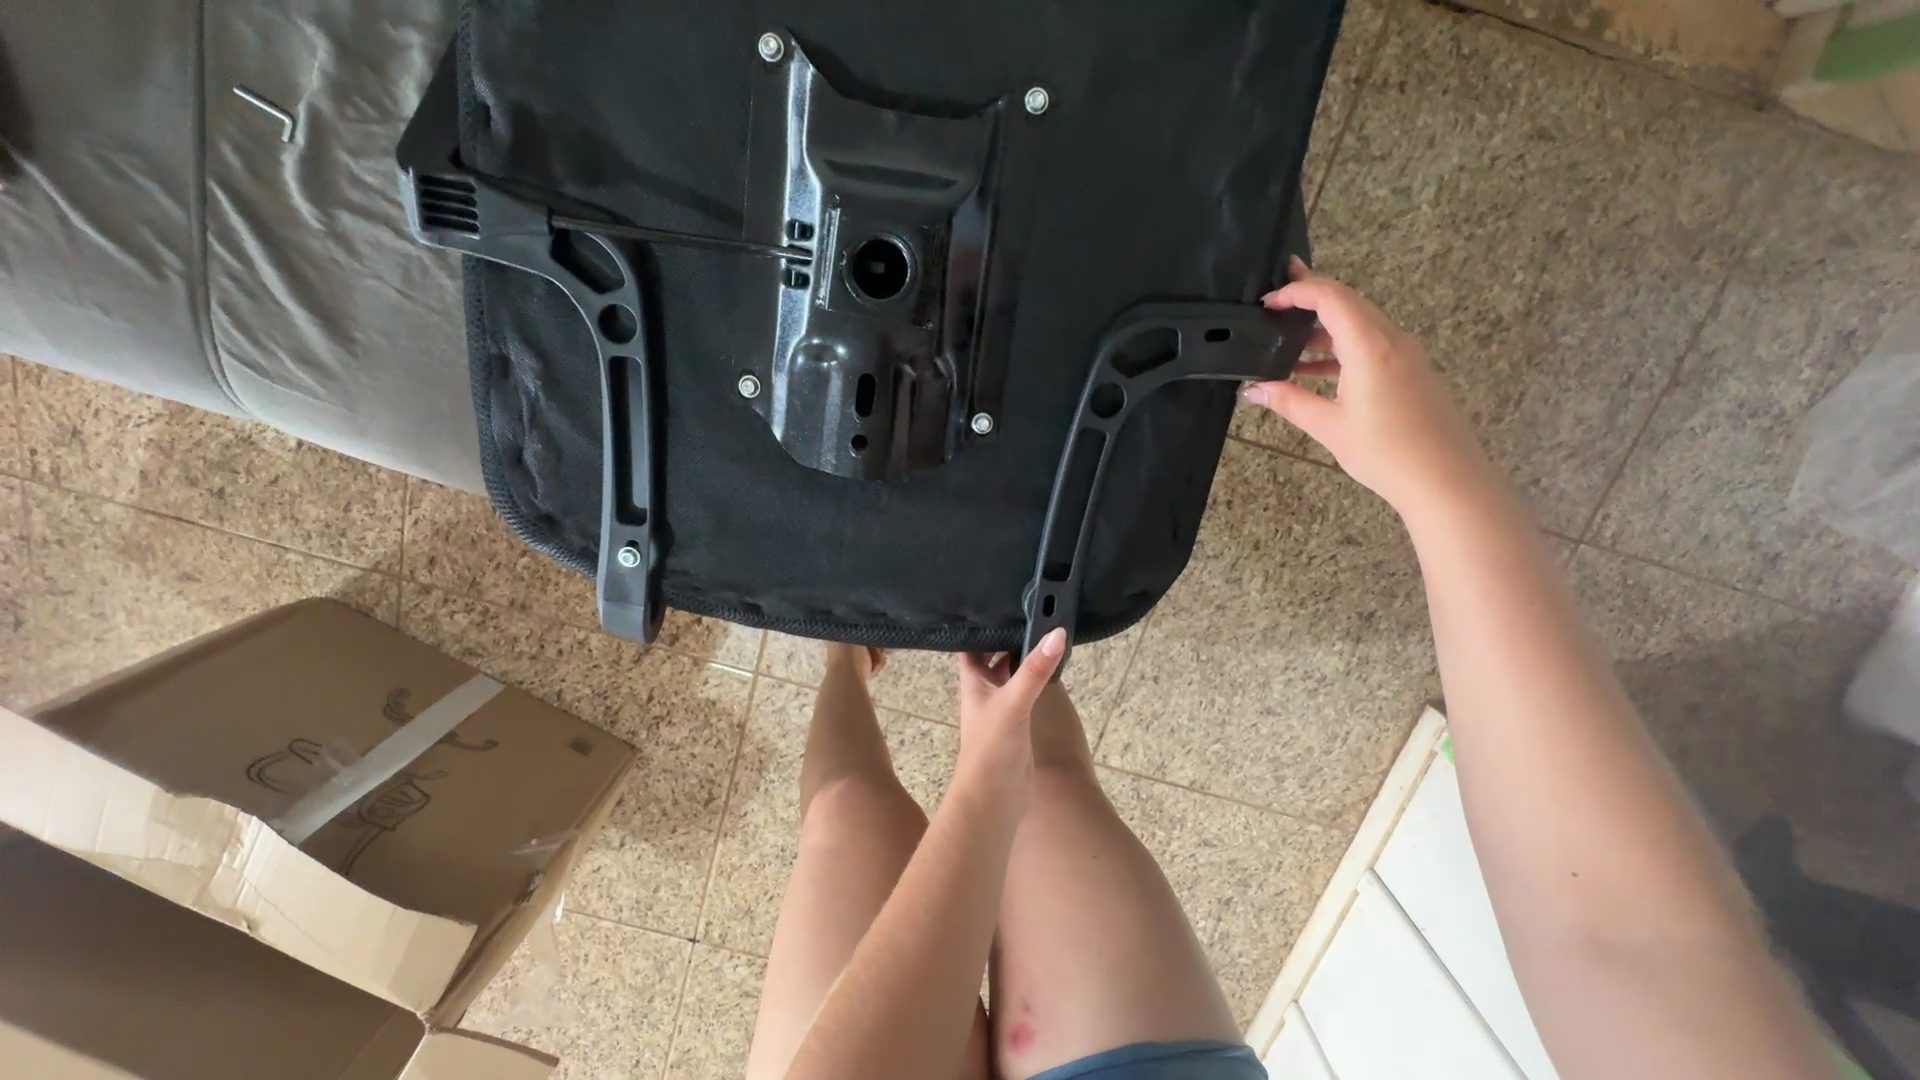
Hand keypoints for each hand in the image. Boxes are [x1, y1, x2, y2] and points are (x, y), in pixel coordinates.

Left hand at [954, 628, 1066, 814]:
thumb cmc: (991, 749)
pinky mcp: (1017, 725)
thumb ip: (1034, 670)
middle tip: (1031, 612)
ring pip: (1010, 675)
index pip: (972, 645)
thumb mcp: (1013, 702)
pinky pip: (1025, 694)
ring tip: (1044, 633)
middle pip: (992, 657)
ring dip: (1022, 659)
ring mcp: (1000, 709)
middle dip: (1006, 638)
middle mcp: (984, 693)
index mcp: (972, 683)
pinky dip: (1035, 681)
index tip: (998, 602)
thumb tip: (1056, 633)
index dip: (980, 625)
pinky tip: (1050, 671)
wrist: (993, 800)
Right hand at [1242, 258, 1503, 521]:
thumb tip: (1254, 390)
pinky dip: (1343, 347)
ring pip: (1361, 323)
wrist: (1445, 479)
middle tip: (1278, 297)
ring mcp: (1407, 354)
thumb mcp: (1329, 426)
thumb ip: (1289, 401)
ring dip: (1325, 326)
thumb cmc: (1385, 452)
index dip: (1297, 291)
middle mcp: (1392, 340)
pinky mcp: (1412, 370)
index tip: (1268, 301)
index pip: (1331, 298)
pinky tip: (1317, 369)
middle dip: (1312, 295)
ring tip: (1289, 338)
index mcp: (1370, 347)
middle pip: (1349, 302)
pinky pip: (1373, 344)